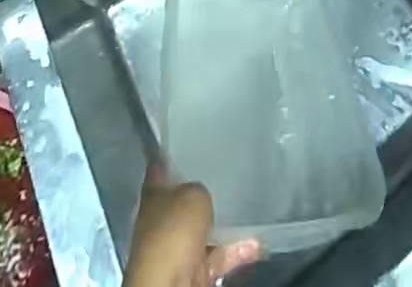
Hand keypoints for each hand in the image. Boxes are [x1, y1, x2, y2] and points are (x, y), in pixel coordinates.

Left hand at [124, 165, 262, 286]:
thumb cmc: (174, 231)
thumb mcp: (193, 196)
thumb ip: (200, 190)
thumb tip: (203, 199)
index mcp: (153, 193)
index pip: (160, 165)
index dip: (171, 153)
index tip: (187, 139)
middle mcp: (162, 218)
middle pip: (184, 198)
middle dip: (203, 189)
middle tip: (227, 171)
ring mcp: (178, 246)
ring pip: (204, 228)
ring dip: (225, 222)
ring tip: (248, 204)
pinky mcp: (194, 271)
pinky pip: (219, 256)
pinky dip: (237, 251)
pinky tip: (258, 242)